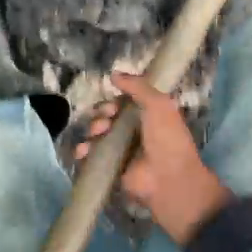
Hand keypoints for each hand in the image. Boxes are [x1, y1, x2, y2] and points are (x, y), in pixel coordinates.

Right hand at [74, 72, 230, 245]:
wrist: (168, 178)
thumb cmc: (167, 137)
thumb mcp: (158, 104)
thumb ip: (138, 86)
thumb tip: (114, 74)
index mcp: (149, 115)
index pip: (124, 102)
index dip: (115, 100)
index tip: (113, 104)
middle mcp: (135, 131)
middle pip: (108, 116)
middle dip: (102, 114)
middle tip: (105, 120)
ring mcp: (123, 150)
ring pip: (98, 134)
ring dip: (93, 130)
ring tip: (98, 133)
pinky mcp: (112, 167)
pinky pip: (92, 156)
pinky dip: (84, 151)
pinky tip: (82, 151)